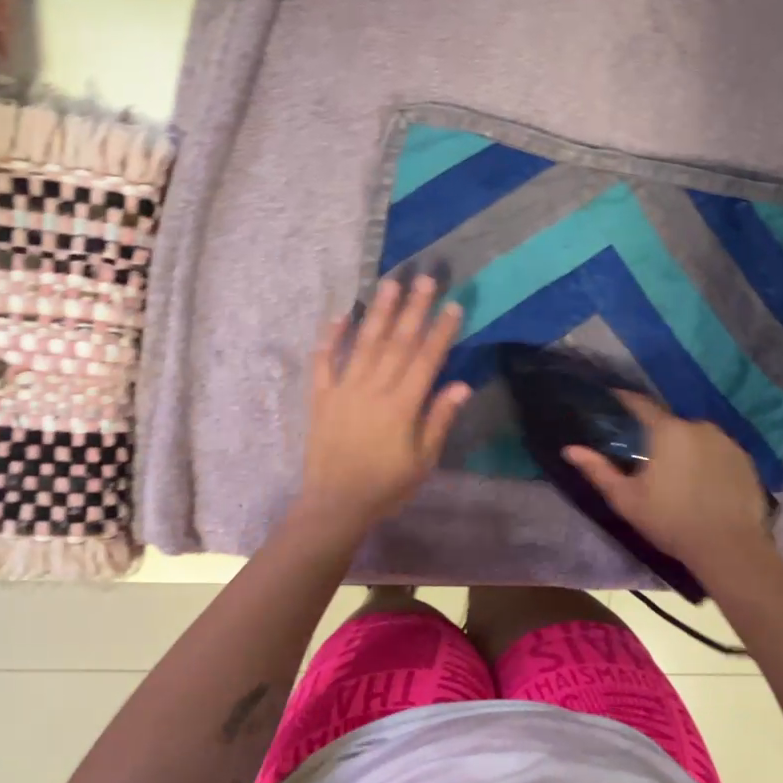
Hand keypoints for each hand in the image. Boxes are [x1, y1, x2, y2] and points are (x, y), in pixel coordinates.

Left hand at [294, 276, 471, 533]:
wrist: (335, 504)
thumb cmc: (386, 487)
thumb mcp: (422, 461)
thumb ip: (439, 420)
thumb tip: (461, 385)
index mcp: (403, 405)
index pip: (426, 359)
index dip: (441, 331)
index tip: (453, 305)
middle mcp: (374, 389)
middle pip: (398, 342)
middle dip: (414, 309)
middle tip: (425, 279)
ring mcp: (344, 389)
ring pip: (365, 343)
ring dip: (379, 312)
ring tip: (390, 284)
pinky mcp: (321, 397)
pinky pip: (324, 361)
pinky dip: (331, 337)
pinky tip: (341, 315)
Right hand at [562, 393, 772, 569]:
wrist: (729, 548)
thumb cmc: (671, 521)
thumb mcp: (627, 499)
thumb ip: (598, 470)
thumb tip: (570, 449)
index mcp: (667, 430)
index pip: (640, 404)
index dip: (624, 402)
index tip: (611, 402)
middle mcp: (699, 425)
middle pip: (670, 424)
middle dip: (657, 436)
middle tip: (647, 459)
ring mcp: (727, 441)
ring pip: (696, 437)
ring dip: (685, 448)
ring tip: (678, 476)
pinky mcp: (746, 459)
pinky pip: (718, 452)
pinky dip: (708, 461)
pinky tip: (704, 485)